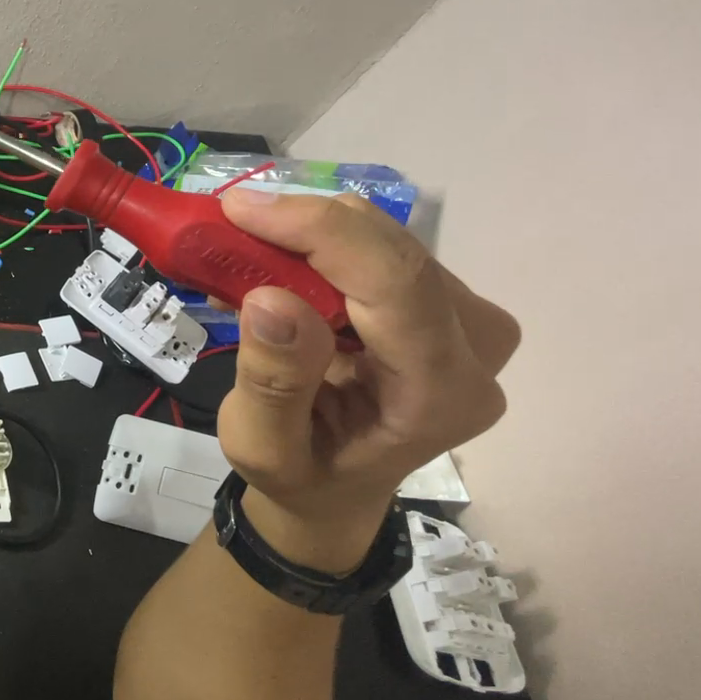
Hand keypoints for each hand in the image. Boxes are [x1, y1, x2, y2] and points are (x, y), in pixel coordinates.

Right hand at [213, 191, 520, 566]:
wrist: (333, 491)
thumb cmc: (296, 474)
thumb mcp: (262, 447)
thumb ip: (272, 382)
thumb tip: (270, 298)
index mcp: (439, 392)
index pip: (394, 283)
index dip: (318, 232)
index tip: (237, 209)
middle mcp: (476, 349)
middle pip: (392, 253)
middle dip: (301, 229)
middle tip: (223, 231)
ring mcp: (470, 324)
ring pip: (386, 242)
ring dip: (306, 237)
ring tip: (244, 260)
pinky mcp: (448, 307)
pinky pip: (381, 251)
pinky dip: (320, 247)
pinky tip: (278, 270)